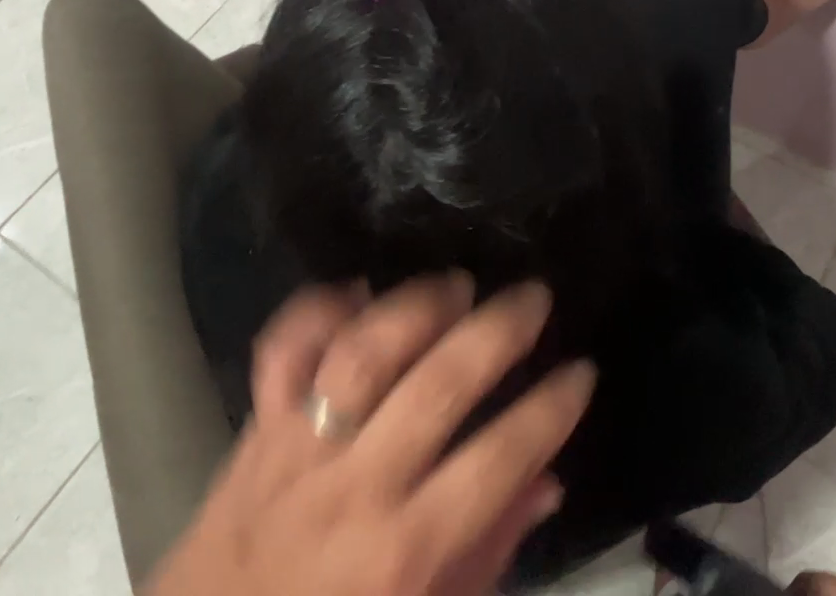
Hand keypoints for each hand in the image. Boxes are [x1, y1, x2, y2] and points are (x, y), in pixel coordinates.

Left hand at [147, 275, 595, 595]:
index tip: (580, 371)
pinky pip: (281, 354)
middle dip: (496, 333)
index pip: (497, 461)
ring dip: (415, 309)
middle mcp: (354, 487)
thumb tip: (548, 481)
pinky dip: (316, 312)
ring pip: (361, 356)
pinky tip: (357, 289)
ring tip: (458, 285)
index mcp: (405, 550)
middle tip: (534, 298)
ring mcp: (298, 449)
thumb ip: (490, 551)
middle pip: (436, 389)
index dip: (549, 411)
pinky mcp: (255, 429)